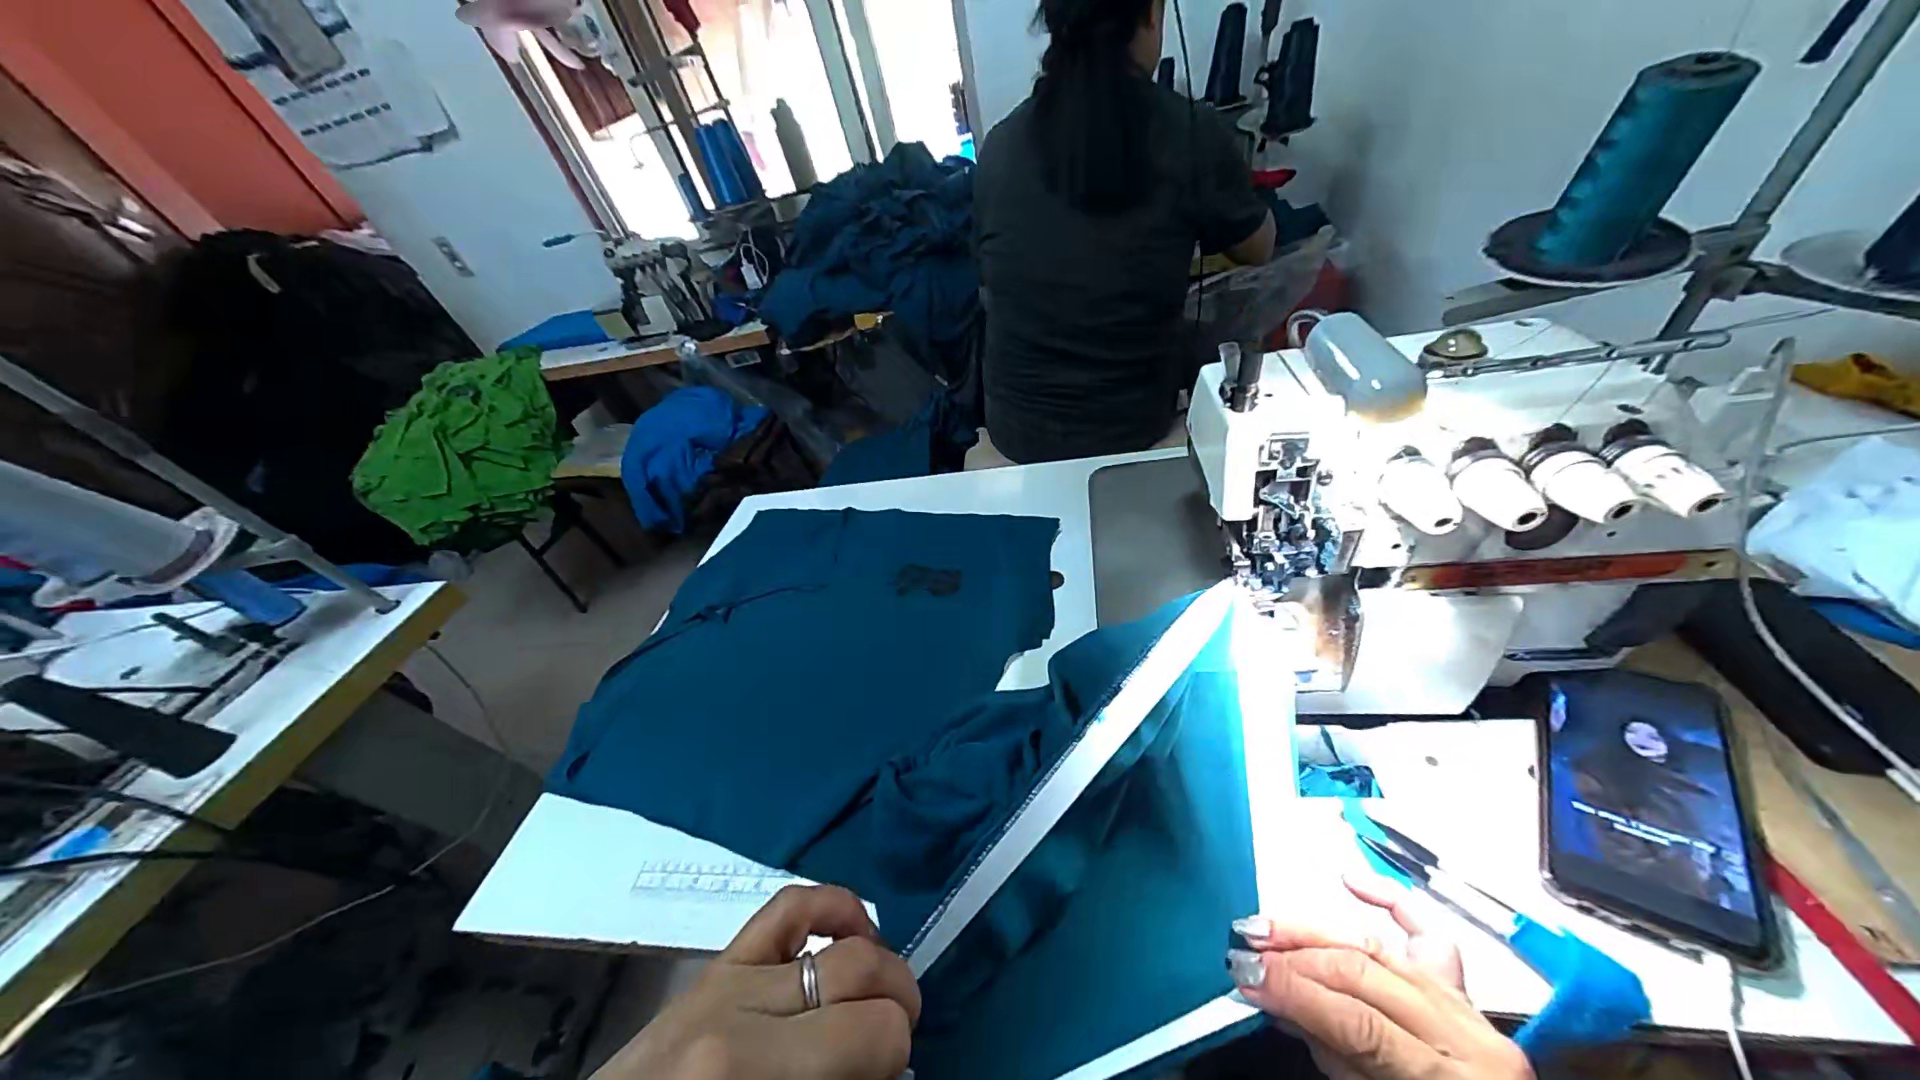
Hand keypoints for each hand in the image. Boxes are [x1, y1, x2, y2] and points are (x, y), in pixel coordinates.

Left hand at [592, 885, 919, 1079]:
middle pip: (863, 975)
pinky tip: (856, 931)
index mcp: (755, 1074)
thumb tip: (892, 1064)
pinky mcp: (717, 962)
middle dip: (899, 1005)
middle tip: (899, 1038)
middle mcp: (743, 1014)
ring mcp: (728, 977)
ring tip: (887, 993)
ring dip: (881, 964)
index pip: (875, 1033)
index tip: (893, 1069)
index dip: (899, 1050)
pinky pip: (787, 907)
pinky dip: (833, 908)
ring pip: (838, 941)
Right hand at [1227, 873, 1533, 1079]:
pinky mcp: (1467, 1001)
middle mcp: (1470, 1039)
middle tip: (1246, 953)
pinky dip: (1390, 901)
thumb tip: (1278, 1002)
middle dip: (1296, 960)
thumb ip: (1334, 1058)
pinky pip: (1429, 939)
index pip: (1360, 1021)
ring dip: (1313, 935)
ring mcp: (1471, 1014)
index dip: (1296, 993)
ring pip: (1379, 949)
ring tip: (1267, 930)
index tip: (1248, 976)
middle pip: (1366, 973)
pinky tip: (1350, 881)